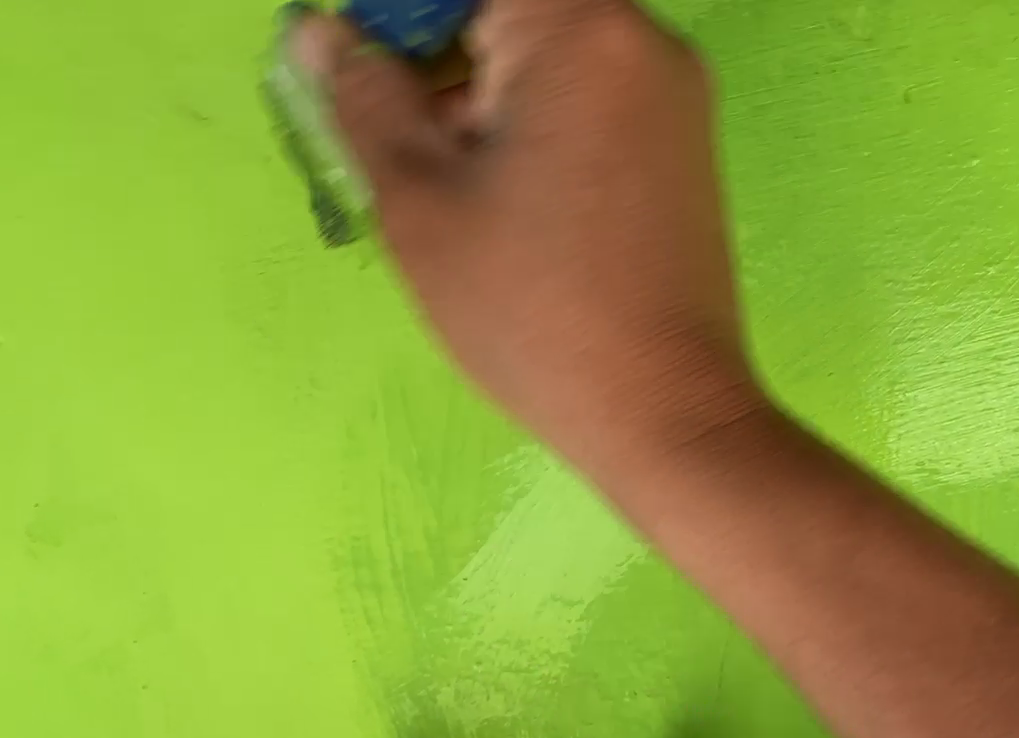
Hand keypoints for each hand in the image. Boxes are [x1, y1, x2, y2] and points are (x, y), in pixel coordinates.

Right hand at [292, 0, 767, 476]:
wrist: (667, 415)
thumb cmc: (539, 316)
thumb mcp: (422, 205)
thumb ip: (365, 97)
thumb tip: (329, 33)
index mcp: (584, 25)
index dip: (397, 18)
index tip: (370, 79)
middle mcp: (649, 43)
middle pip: (514, 12)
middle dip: (441, 59)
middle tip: (400, 137)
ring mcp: (681, 106)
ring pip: (554, 60)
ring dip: (486, 97)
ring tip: (458, 189)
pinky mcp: (689, 161)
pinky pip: (596, 108)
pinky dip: (539, 129)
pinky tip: (514, 203)